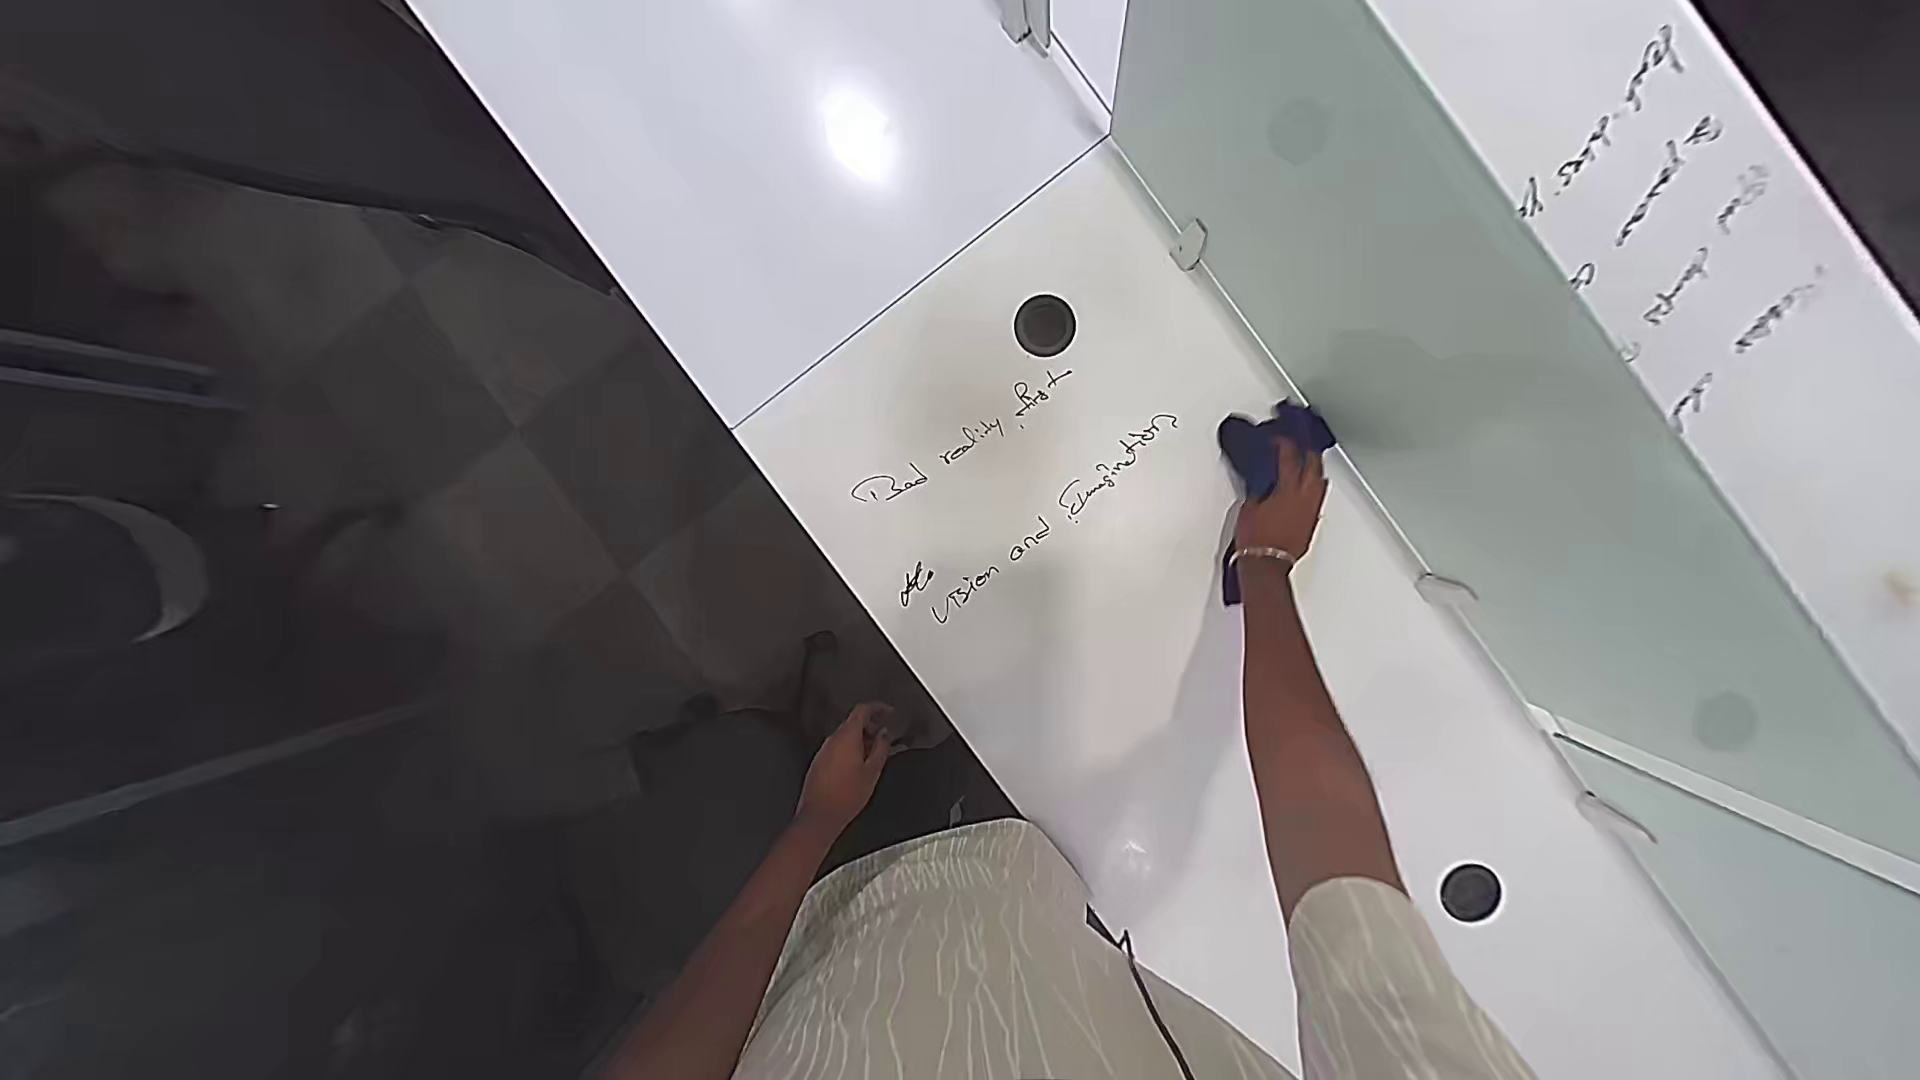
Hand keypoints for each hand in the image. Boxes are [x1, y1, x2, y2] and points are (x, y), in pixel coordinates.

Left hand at [795, 703, 893, 837]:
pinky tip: (858, 765)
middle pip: (853, 722)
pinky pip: (836, 747)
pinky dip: (849, 749)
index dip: (878, 708)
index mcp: (847, 737)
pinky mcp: (818, 762)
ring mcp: (823, 750)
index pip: (862, 710)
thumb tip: (884, 734)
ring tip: (873, 754)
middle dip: (871, 726)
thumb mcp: (873, 771)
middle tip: (884, 736)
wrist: (819, 817)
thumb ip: (881, 747)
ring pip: (845, 735)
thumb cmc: (846, 797)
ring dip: (860, 739)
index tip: (888, 712)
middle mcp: (832, 740)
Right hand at [1234, 438, 1327, 567]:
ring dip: (1314, 468)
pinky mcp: (1313, 521)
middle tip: (1298, 445)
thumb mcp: (1249, 508)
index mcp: (1287, 490)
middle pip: (1313, 465)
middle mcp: (1305, 497)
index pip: (1290, 458)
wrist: (1266, 563)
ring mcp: (1312, 509)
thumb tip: (1262, 483)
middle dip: (1306, 451)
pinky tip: (1309, 487)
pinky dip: (1314, 487)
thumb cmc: (1255, 539)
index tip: (1279, 439)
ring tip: (1306, 463)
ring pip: (1321, 480)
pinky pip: (1319, 497)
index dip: (1285, 444)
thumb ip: (1259, 491)